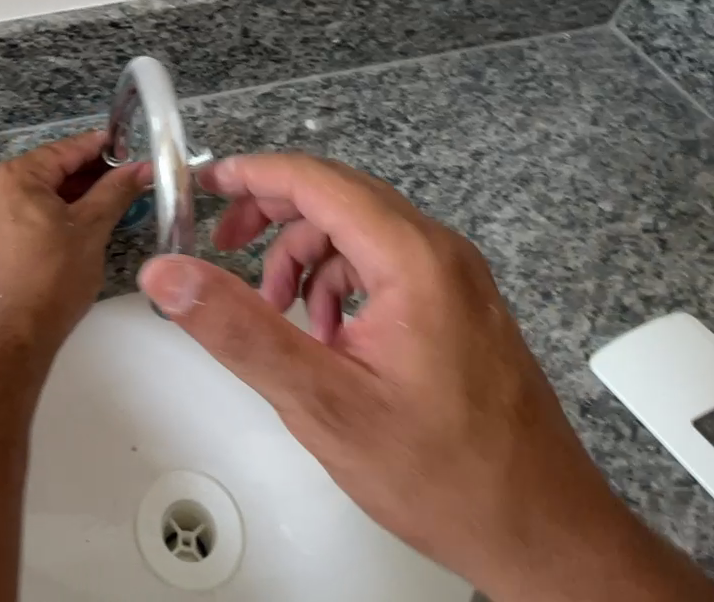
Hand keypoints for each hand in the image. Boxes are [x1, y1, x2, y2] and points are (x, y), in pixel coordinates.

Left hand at [0, 131, 147, 356]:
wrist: (14, 334)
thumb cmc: (53, 277)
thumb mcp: (91, 229)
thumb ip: (116, 191)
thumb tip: (143, 168)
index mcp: (18, 176)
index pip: (66, 149)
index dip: (102, 147)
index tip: (132, 148)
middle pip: (53, 167)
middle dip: (92, 171)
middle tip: (130, 176)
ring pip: (44, 189)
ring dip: (78, 191)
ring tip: (115, 197)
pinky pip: (32, 209)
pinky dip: (59, 209)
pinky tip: (87, 218)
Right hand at [137, 154, 713, 601]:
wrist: (546, 537)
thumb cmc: (444, 475)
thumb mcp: (322, 402)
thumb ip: (238, 330)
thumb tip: (168, 274)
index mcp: (412, 259)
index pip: (317, 181)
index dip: (252, 175)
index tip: (203, 186)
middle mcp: (440, 253)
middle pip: (337, 197)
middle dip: (271, 212)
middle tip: (223, 242)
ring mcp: (454, 279)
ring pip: (357, 230)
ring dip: (303, 252)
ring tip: (273, 305)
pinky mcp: (456, 306)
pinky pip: (381, 264)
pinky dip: (336, 280)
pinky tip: (321, 331)